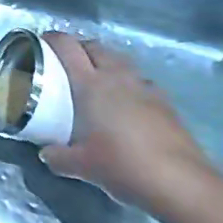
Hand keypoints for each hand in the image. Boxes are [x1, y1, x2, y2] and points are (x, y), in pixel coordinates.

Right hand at [37, 33, 216, 212]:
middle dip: (79, 47)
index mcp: (90, 84)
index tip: (41, 43)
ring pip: (120, 60)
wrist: (182, 183)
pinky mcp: (165, 102)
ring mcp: (144, 87)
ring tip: (96, 79)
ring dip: (105, 62)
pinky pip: (140, 81)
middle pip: (95, 46)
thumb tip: (46, 154)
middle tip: (67, 62)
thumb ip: (58, 157)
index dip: (52, 39)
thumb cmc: (123, 166)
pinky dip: (128, 83)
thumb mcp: (82, 166)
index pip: (67, 47)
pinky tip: (127, 102)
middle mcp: (116, 77)